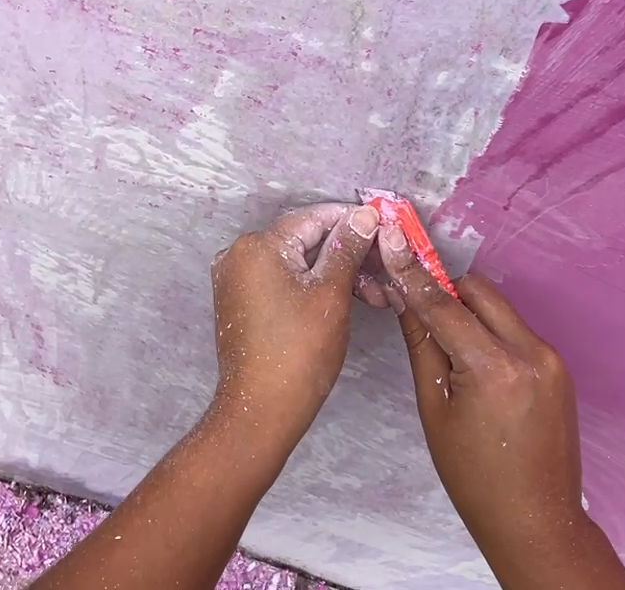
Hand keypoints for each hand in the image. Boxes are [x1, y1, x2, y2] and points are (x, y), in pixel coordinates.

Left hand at [208, 203, 381, 445]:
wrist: (260, 411)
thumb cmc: (299, 352)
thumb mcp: (331, 294)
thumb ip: (347, 247)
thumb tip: (365, 213)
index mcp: (258, 245)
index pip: (314, 217)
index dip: (354, 221)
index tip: (387, 230)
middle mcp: (240, 253)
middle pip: (305, 239)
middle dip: (348, 254)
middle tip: (386, 274)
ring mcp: (237, 278)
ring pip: (297, 262)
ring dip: (335, 274)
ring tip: (375, 297)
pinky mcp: (242, 300)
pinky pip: (283, 279)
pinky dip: (312, 286)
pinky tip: (345, 300)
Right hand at [379, 227, 624, 588]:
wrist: (536, 522)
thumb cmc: (473, 475)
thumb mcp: (434, 408)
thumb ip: (422, 343)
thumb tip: (403, 296)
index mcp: (495, 369)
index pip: (443, 304)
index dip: (412, 269)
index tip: (391, 236)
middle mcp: (531, 353)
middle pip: (478, 291)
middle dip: (443, 281)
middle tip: (410, 279)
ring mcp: (551, 359)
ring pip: (497, 307)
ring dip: (465, 302)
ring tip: (435, 315)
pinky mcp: (558, 367)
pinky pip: (514, 328)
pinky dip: (486, 324)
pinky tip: (466, 341)